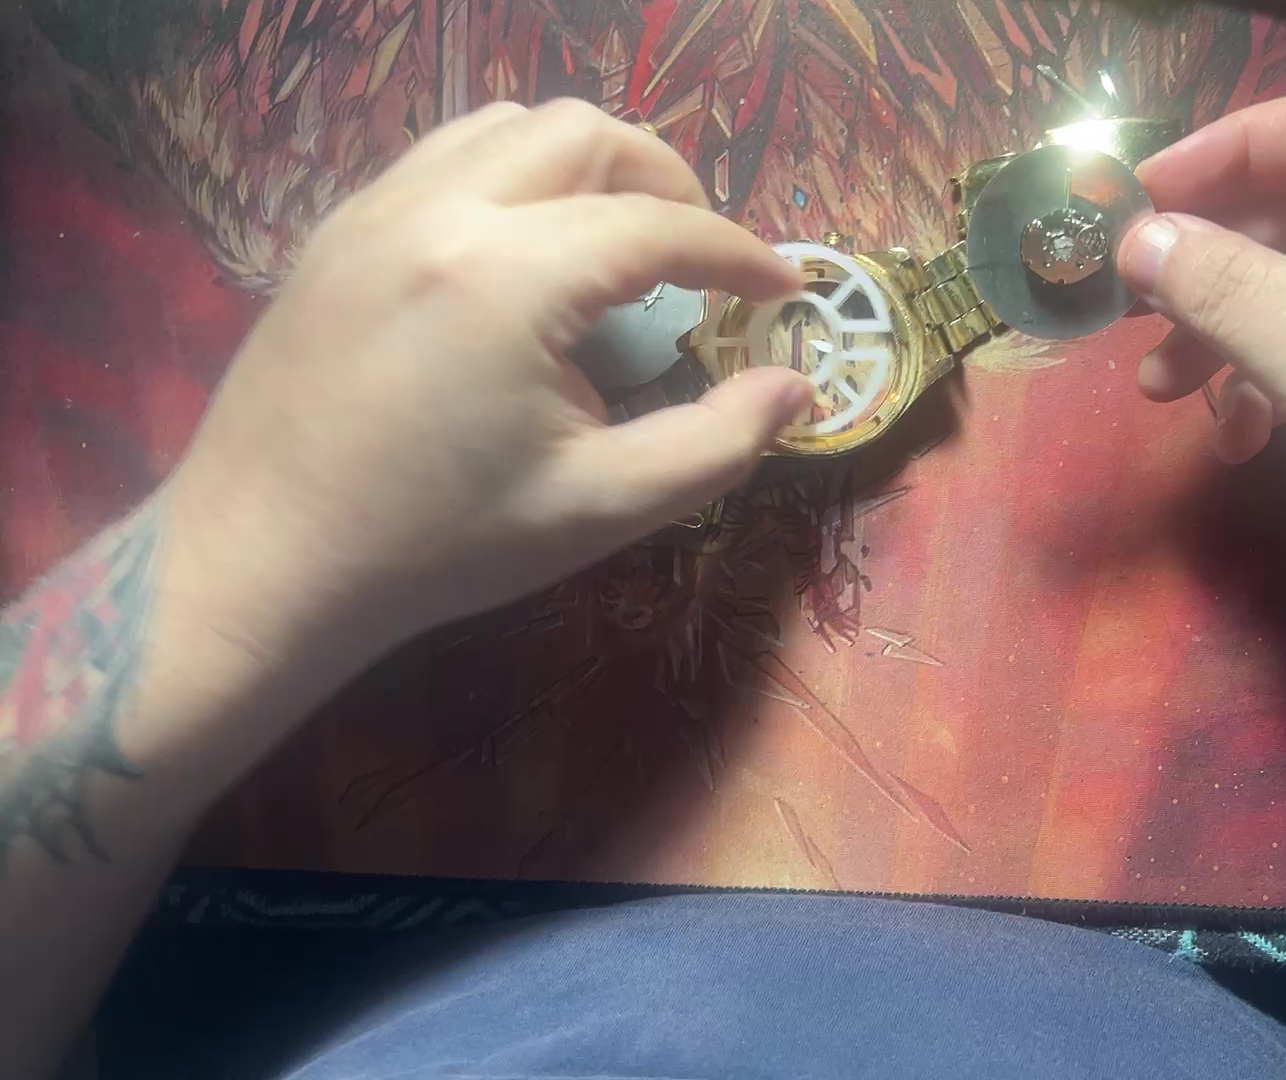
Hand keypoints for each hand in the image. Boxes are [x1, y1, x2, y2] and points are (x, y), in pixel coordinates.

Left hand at [165, 99, 807, 665]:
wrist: (266, 565)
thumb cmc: (449, 543)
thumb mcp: (610, 506)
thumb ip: (721, 442)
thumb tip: (797, 389)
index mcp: (505, 278)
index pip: (657, 226)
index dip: (741, 253)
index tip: (787, 287)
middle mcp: (435, 211)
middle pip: (587, 134)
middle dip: (674, 187)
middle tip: (712, 263)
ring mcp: (375, 210)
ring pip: (514, 128)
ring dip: (601, 172)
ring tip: (637, 247)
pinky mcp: (343, 232)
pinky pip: (457, 158)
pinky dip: (532, 181)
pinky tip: (548, 258)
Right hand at [1118, 88, 1285, 675]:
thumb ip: (1223, 286)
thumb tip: (1134, 240)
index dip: (1231, 147)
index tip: (1140, 189)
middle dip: (1208, 266)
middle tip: (1127, 298)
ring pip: (1284, 296)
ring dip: (1215, 338)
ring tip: (1159, 387)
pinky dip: (1251, 390)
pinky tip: (1231, 439)